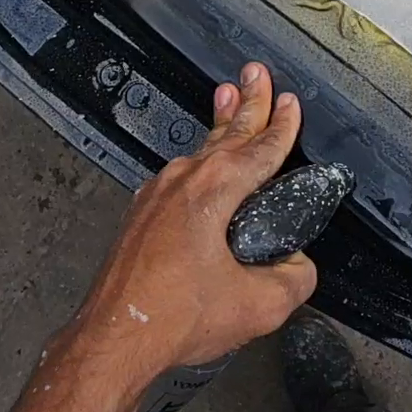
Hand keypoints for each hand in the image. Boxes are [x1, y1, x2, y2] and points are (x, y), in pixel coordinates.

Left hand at [70, 61, 317, 369]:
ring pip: (203, 148)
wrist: (112, 339)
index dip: (283, 124)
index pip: (263, 148)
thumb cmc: (171, 318)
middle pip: (230, 131)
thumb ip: (294, 279)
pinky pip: (182, 171)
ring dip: (223, 121)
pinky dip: (200, 154)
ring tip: (229, 95)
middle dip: (250, 100)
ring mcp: (159, 192)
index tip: (290, 103)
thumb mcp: (258, 306)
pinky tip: (201, 157)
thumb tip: (299, 266)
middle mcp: (186, 179)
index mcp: (216, 188)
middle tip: (256, 72)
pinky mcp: (143, 212)